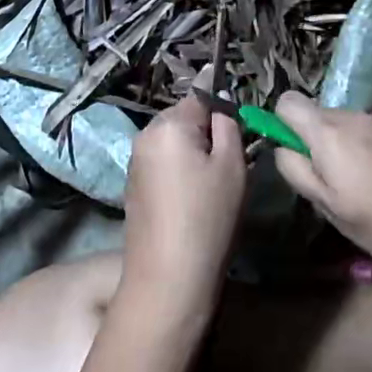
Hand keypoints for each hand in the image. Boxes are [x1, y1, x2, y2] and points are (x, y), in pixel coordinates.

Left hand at [119, 81, 245, 323]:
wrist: (168, 276)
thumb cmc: (208, 217)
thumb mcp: (232, 166)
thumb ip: (228, 125)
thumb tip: (220, 106)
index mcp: (168, 124)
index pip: (199, 96)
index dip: (222, 108)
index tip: (239, 127)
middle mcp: (144, 134)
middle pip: (183, 117)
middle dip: (205, 131)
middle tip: (229, 163)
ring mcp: (135, 160)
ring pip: (172, 140)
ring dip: (192, 151)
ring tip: (212, 184)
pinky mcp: (133, 183)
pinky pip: (161, 161)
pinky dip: (178, 169)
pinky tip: (191, 198)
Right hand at [271, 92, 371, 279]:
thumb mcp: (328, 208)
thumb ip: (295, 170)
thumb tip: (285, 148)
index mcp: (330, 132)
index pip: (287, 102)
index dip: (284, 124)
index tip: (298, 156)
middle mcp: (357, 115)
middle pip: (320, 114)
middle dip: (319, 140)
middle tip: (337, 182)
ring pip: (351, 124)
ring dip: (349, 145)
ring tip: (371, 185)